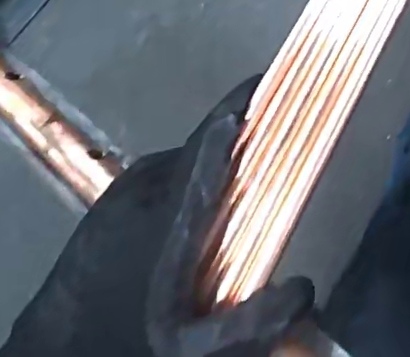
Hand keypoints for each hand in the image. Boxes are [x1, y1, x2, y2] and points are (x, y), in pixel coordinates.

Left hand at [0, 77, 313, 356]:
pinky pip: (157, 180)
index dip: (242, 103)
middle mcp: (142, 189)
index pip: (212, 137)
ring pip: (180, 163)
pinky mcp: (101, 209)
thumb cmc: (119, 350)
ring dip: (208, 169)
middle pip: (203, 145)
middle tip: (265, 166)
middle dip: (236, 147)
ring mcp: (116, 196)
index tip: (269, 80)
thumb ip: (251, 322)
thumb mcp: (187, 351)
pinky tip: (185, 228)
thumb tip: (308, 289)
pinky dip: (182, 186)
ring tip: (228, 204)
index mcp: (168, 210)